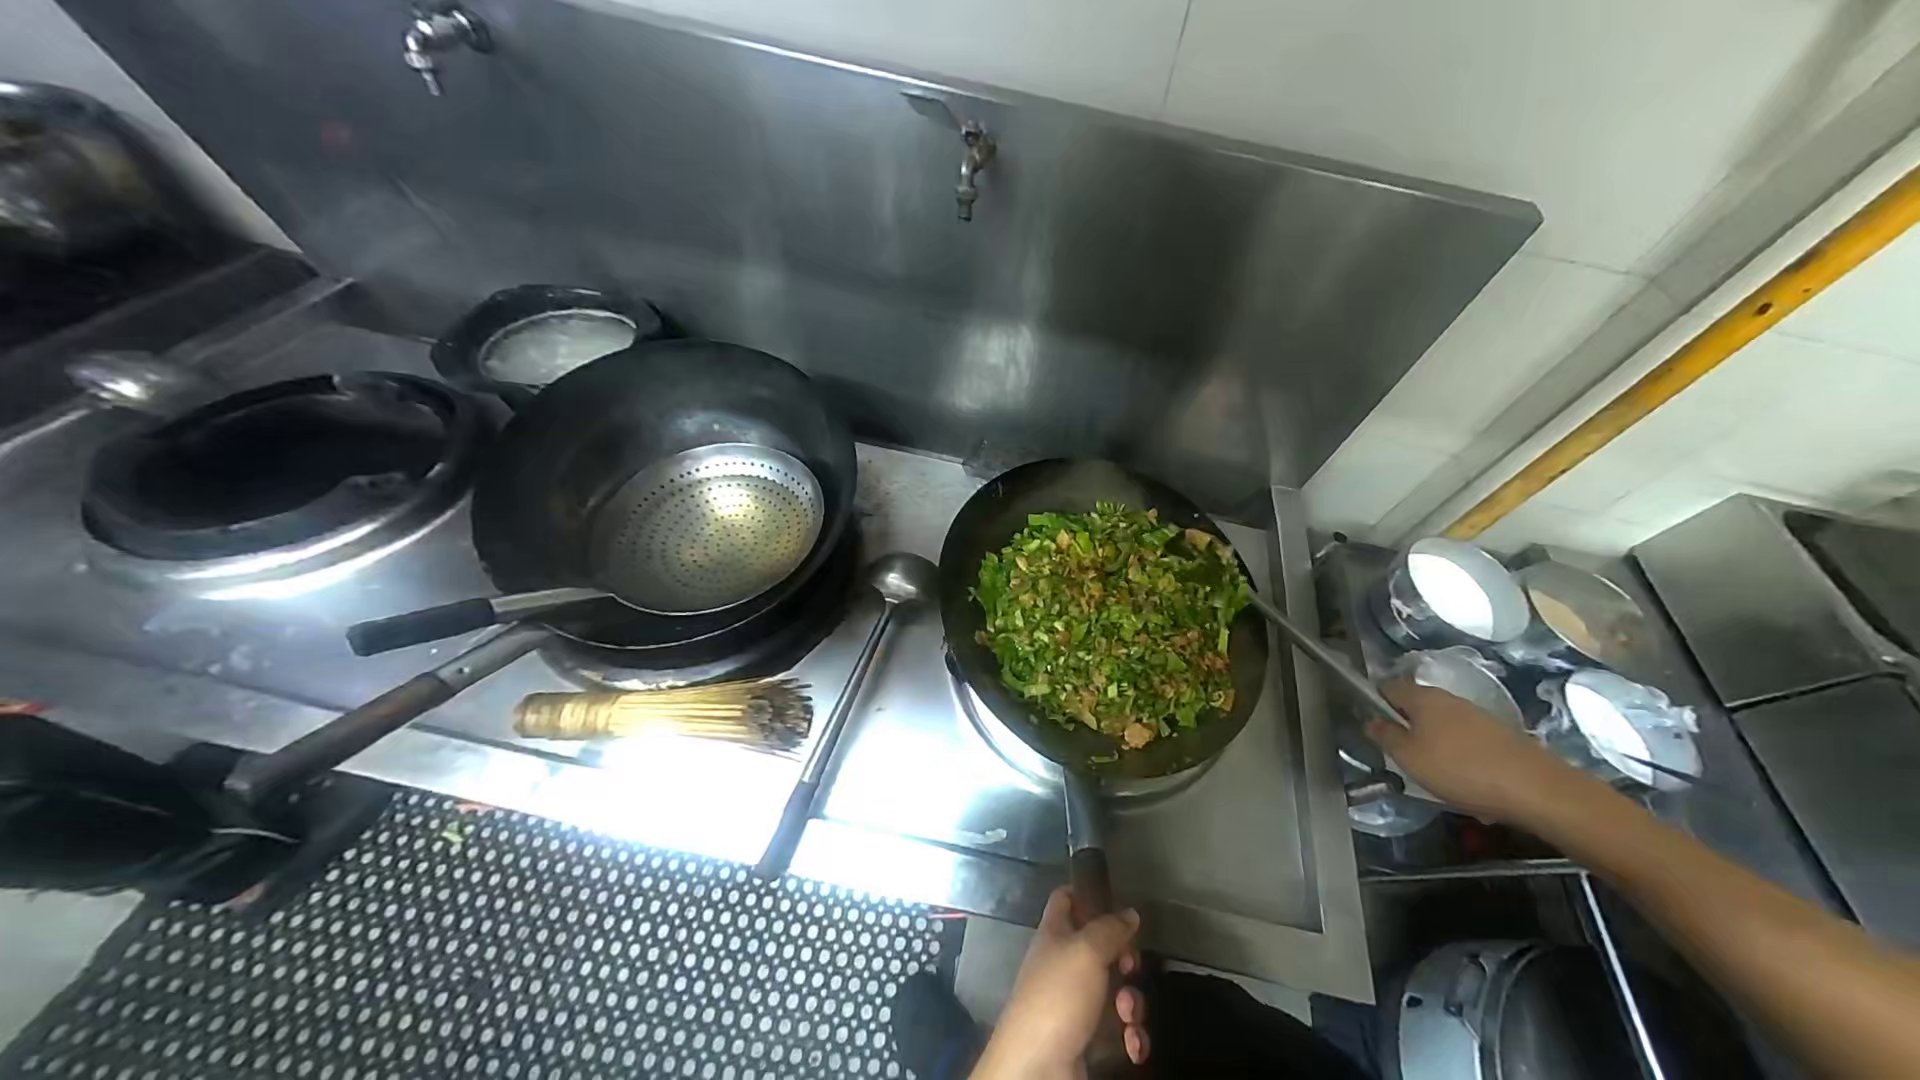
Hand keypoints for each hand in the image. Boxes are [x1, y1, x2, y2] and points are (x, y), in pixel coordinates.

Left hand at [970, 887, 1147, 1079]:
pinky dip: (1130, 1037)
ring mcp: (1074, 1004)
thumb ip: (1110, 929)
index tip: (1115, 902)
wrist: (1037, 1068)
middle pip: (1101, 948)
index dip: (1087, 893)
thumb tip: (1129, 913)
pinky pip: (1118, 1031)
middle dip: (1125, 959)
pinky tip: (1131, 1045)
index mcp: (1054, 933)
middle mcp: (1062, 964)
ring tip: (1127, 1014)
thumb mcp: (1086, 950)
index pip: (1066, 899)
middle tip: (1131, 967)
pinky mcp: (1087, 1039)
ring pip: (1115, 991)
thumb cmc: (1057, 996)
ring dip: (1132, 1002)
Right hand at [1369, 678, 1583, 822]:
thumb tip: (1372, 721)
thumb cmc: (1460, 769)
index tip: (1373, 725)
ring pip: (1444, 726)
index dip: (1375, 701)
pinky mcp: (1502, 736)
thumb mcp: (1409, 758)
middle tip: (1402, 755)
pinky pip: (1468, 743)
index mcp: (1423, 698)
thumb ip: (1386, 736)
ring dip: (1435, 744)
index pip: (1388, 686)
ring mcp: (1479, 716)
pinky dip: (1461, 758)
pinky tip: (1467, 784)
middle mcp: (1450, 699)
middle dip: (1407, 727)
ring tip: (1435, 775)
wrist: (1538, 790)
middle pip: (1418, 706)